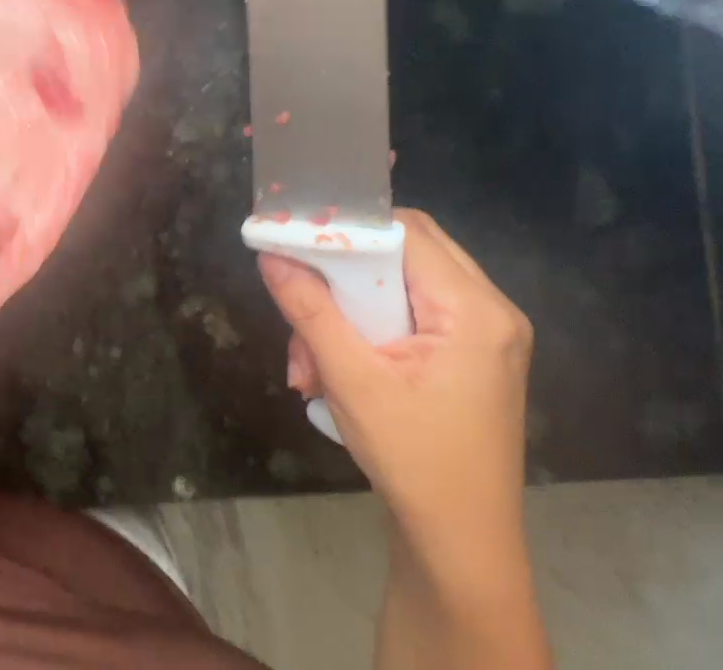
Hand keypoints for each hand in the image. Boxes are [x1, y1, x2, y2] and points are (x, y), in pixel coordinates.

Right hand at [259, 209, 532, 541]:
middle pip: (402, 254)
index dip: (345, 229)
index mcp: (474, 312)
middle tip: (297, 307)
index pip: (406, 233)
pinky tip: (331, 371)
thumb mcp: (350, 378)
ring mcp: (483, 335)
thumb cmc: (411, 453)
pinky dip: (362, 331)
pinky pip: (406, 316)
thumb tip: (270, 255)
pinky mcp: (468, 356)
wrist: (458, 532)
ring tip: (308, 362)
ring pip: (396, 287)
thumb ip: (309, 310)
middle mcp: (490, 312)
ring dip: (342, 312)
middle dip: (338, 276)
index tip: (290, 241)